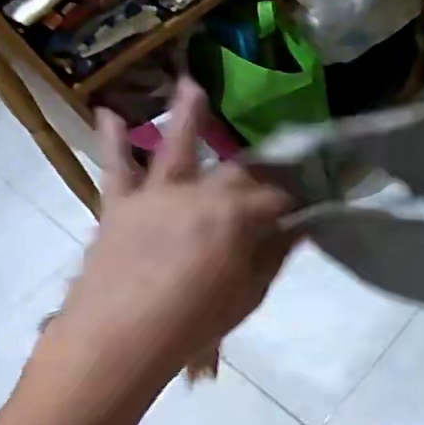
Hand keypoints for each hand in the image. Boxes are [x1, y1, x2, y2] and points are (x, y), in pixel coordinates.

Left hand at [48, 77, 295, 387]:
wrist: (118, 338)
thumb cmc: (196, 321)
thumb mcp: (249, 293)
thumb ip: (274, 254)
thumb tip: (300, 228)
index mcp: (236, 216)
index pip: (278, 199)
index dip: (298, 201)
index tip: (312, 203)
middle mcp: (198, 193)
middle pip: (237, 172)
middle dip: (260, 170)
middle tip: (277, 168)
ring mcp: (156, 195)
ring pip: (175, 148)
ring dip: (187, 116)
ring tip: (192, 86)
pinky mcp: (120, 205)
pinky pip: (116, 167)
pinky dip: (114, 140)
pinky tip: (111, 114)